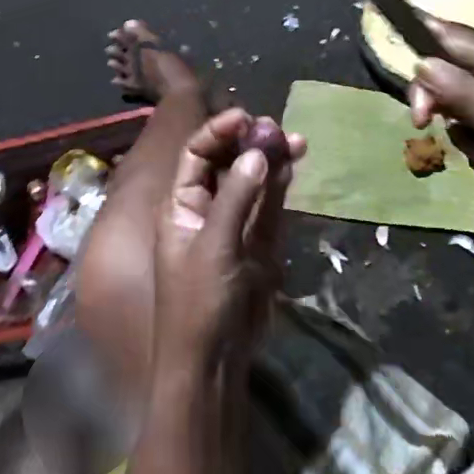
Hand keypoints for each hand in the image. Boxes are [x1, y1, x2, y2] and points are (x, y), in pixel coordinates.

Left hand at [153, 109, 305, 378]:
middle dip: (248, 143)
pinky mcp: (256, 245)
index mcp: (179, 204)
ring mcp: (232, 226)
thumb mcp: (214, 245)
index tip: (245, 117)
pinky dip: (279, 187)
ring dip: (270, 161)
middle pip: (225, 164)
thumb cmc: (199, 300)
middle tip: (277, 127)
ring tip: (294, 140)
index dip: (217, 132)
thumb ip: (236, 199)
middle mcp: (204, 208)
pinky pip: (268, 208)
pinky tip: (292, 165)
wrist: (212, 357)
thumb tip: (256, 153)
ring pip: (251, 183)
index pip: (195, 156)